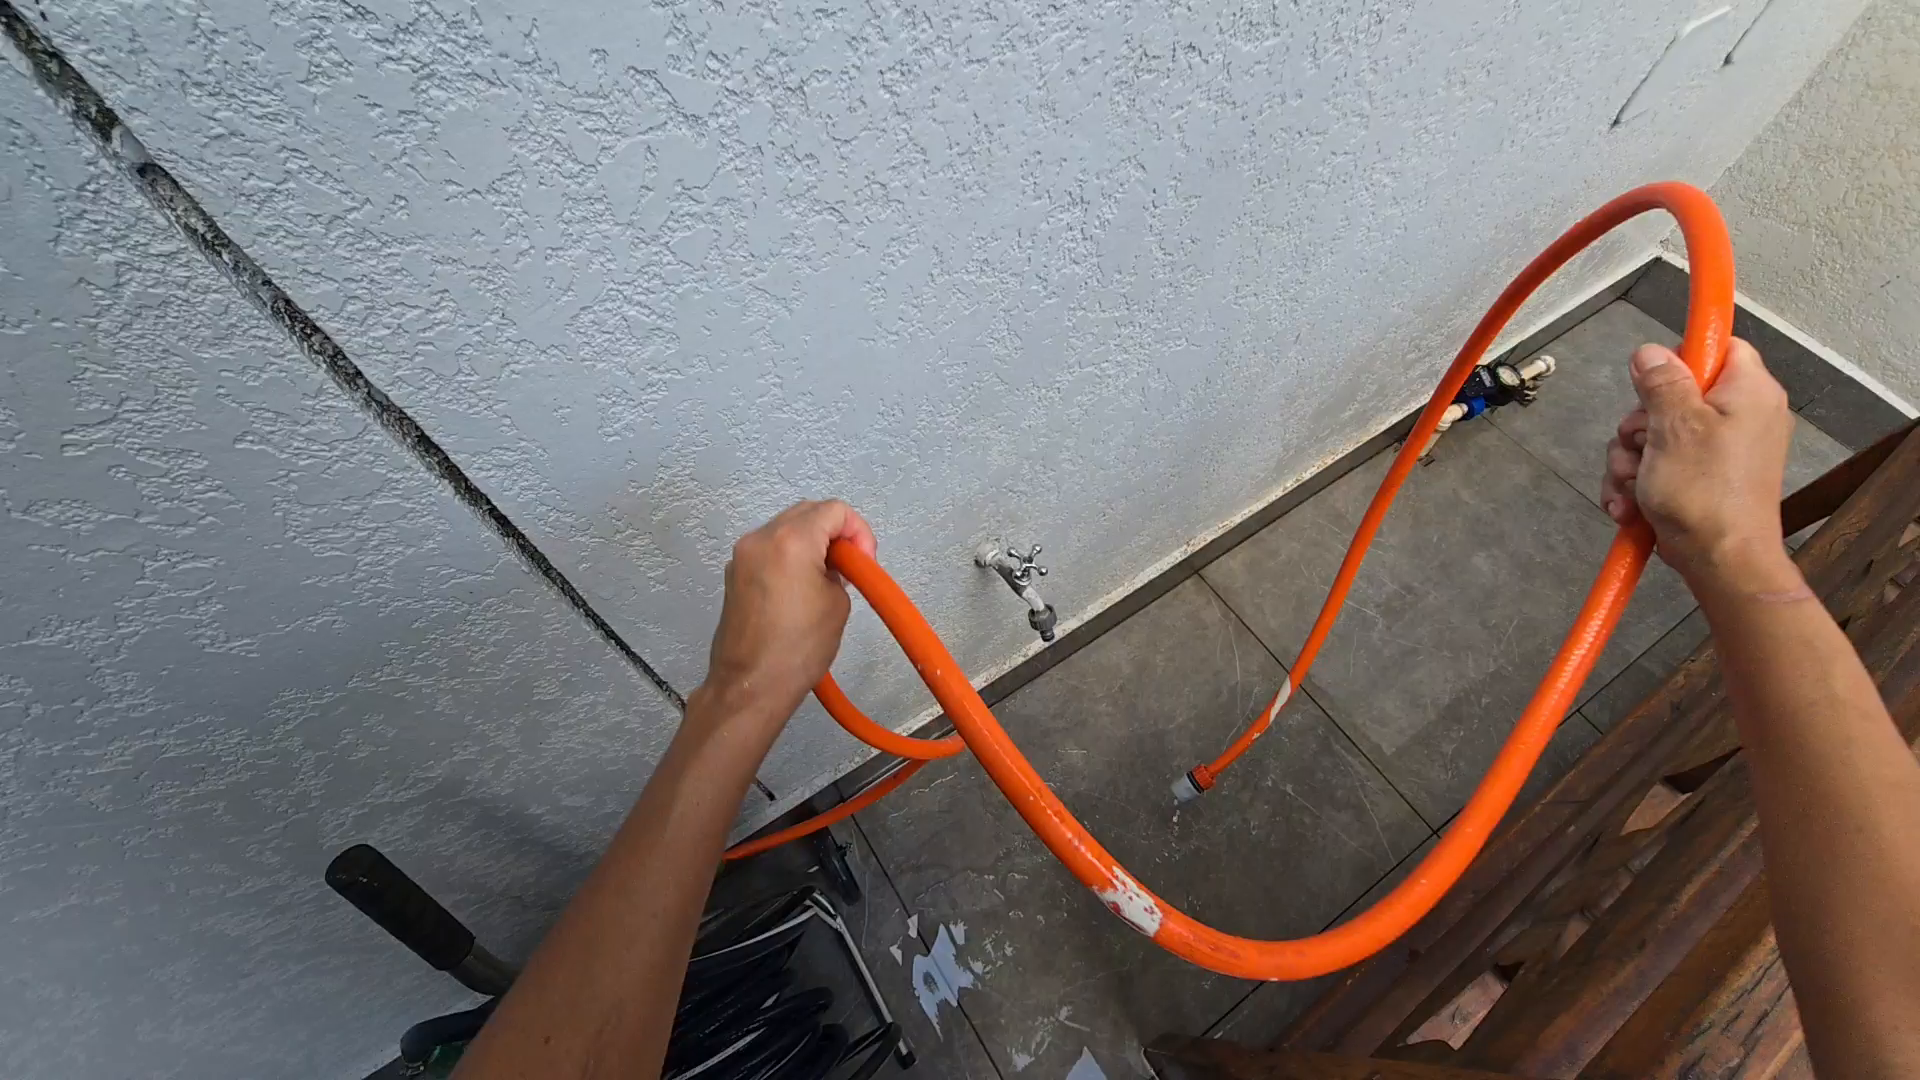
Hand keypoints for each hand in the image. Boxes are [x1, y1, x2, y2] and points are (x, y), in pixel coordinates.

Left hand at [697, 500, 877, 729]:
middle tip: (850, 566)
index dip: (858, 531)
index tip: (864, 562)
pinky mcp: (734, 574)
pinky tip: (802, 587)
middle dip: (835, 532)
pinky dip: (791, 554)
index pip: (834, 510)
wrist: (751, 685)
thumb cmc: (800, 647)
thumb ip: (840, 571)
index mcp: (791, 540)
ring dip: (813, 541)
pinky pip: (770, 548)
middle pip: (808, 512)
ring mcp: (742, 554)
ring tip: (827, 577)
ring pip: (787, 528)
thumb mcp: (837, 603)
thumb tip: (831, 565)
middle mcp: (761, 537)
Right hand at [1601, 337, 1796, 586]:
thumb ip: (1663, 385)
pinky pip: (1650, 468)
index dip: (1681, 358)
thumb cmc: (1702, 488)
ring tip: (1632, 487)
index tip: (1649, 381)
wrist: (1717, 556)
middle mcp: (1735, 417)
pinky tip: (1629, 504)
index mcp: (1746, 394)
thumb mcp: (1675, 427)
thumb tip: (1650, 351)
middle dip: (1635, 428)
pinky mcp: (1693, 478)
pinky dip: (1633, 485)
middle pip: (1667, 399)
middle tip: (1636, 447)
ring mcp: (1713, 450)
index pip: (1719, 350)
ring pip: (1648, 438)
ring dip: (1626, 463)